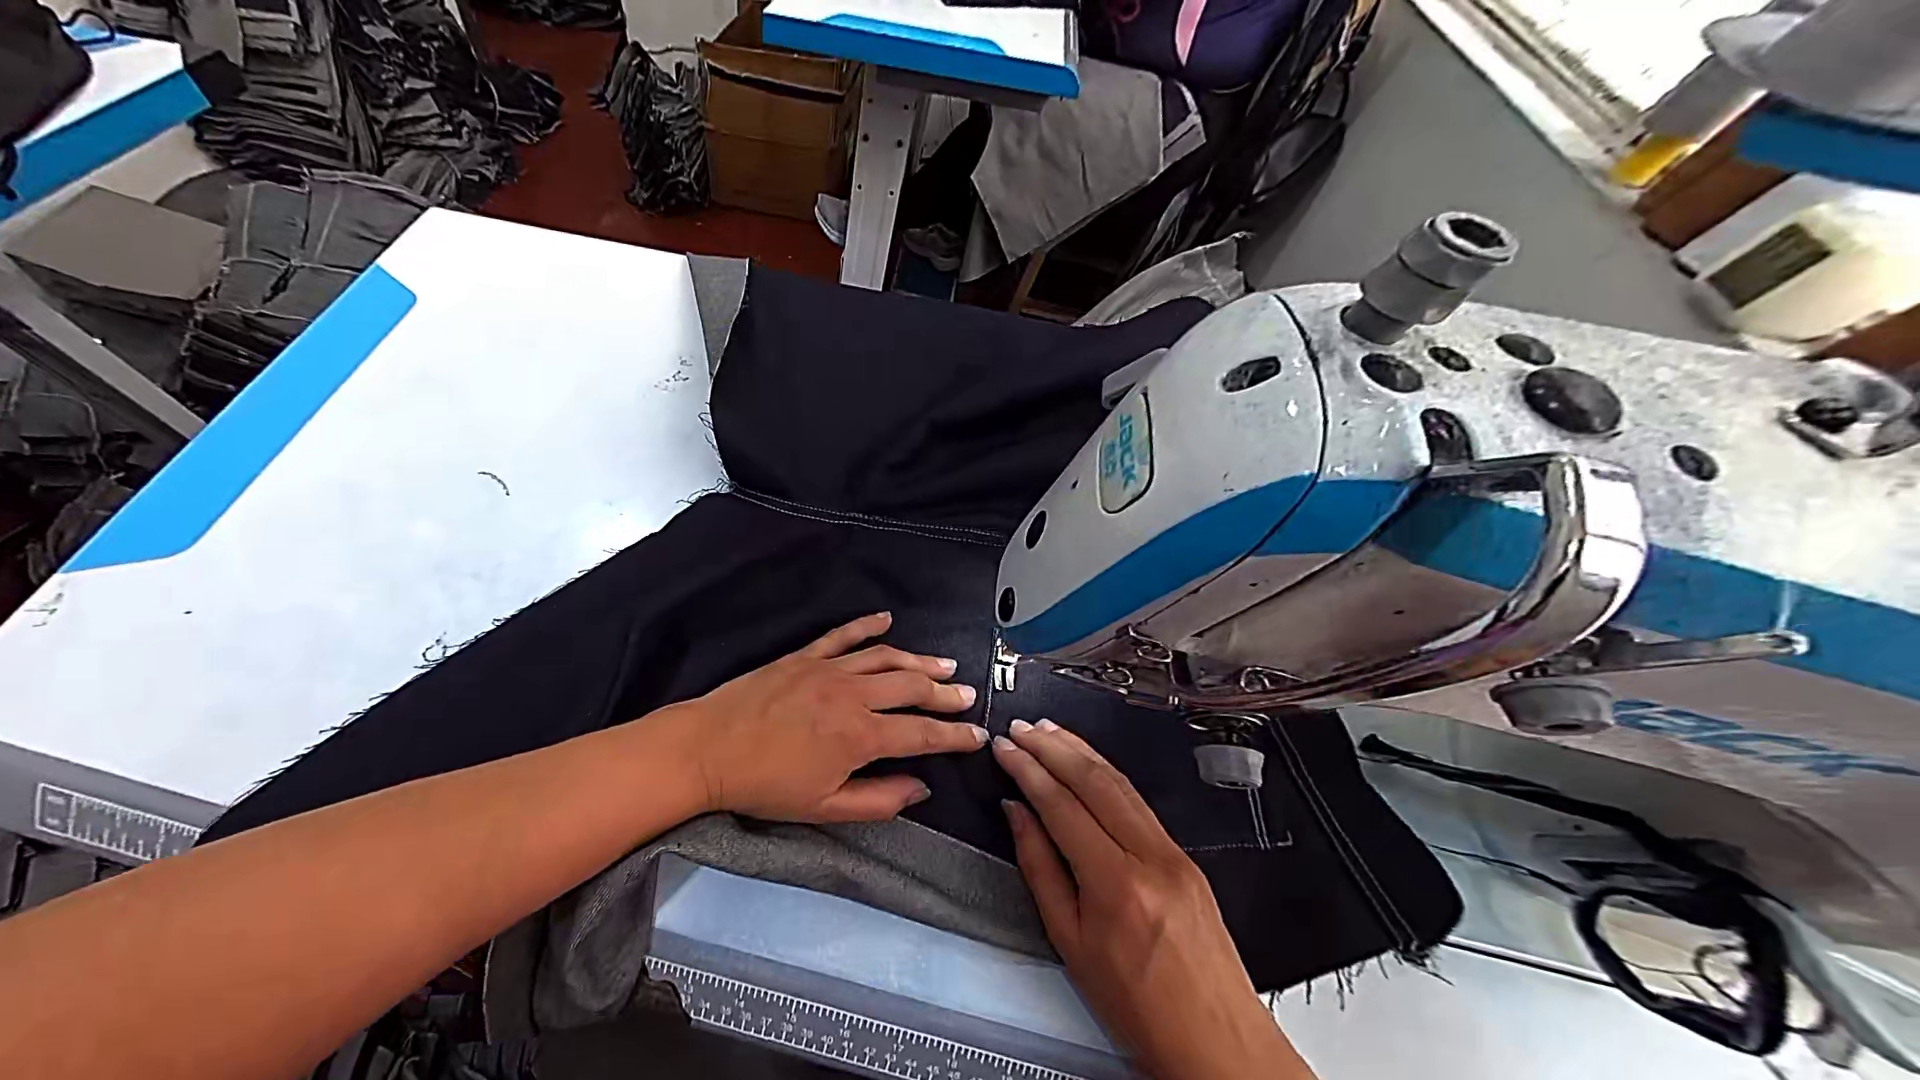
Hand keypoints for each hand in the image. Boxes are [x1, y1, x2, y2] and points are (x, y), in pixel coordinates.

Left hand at [648, 612, 987, 822]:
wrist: (707, 750)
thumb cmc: (764, 786)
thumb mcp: (824, 808)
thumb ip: (878, 800)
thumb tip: (922, 788)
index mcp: (860, 736)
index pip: (922, 734)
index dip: (954, 736)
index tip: (978, 736)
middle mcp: (853, 696)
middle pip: (912, 689)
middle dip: (945, 694)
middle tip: (968, 696)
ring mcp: (829, 670)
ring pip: (886, 659)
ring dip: (919, 662)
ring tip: (944, 665)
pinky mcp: (806, 656)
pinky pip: (844, 636)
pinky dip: (867, 625)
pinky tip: (886, 619)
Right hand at [993, 720, 1314, 1079]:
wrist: (1214, 1042)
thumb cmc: (1141, 1008)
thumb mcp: (1069, 943)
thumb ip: (1039, 868)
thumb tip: (1018, 815)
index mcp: (1116, 885)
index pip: (1062, 805)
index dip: (1028, 771)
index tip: (1006, 751)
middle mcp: (1151, 858)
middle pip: (1093, 781)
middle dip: (1051, 747)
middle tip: (1020, 730)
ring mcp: (1174, 852)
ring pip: (1120, 782)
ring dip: (1079, 750)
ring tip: (1048, 732)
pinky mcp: (1185, 855)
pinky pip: (1139, 800)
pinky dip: (1107, 773)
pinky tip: (1088, 762)